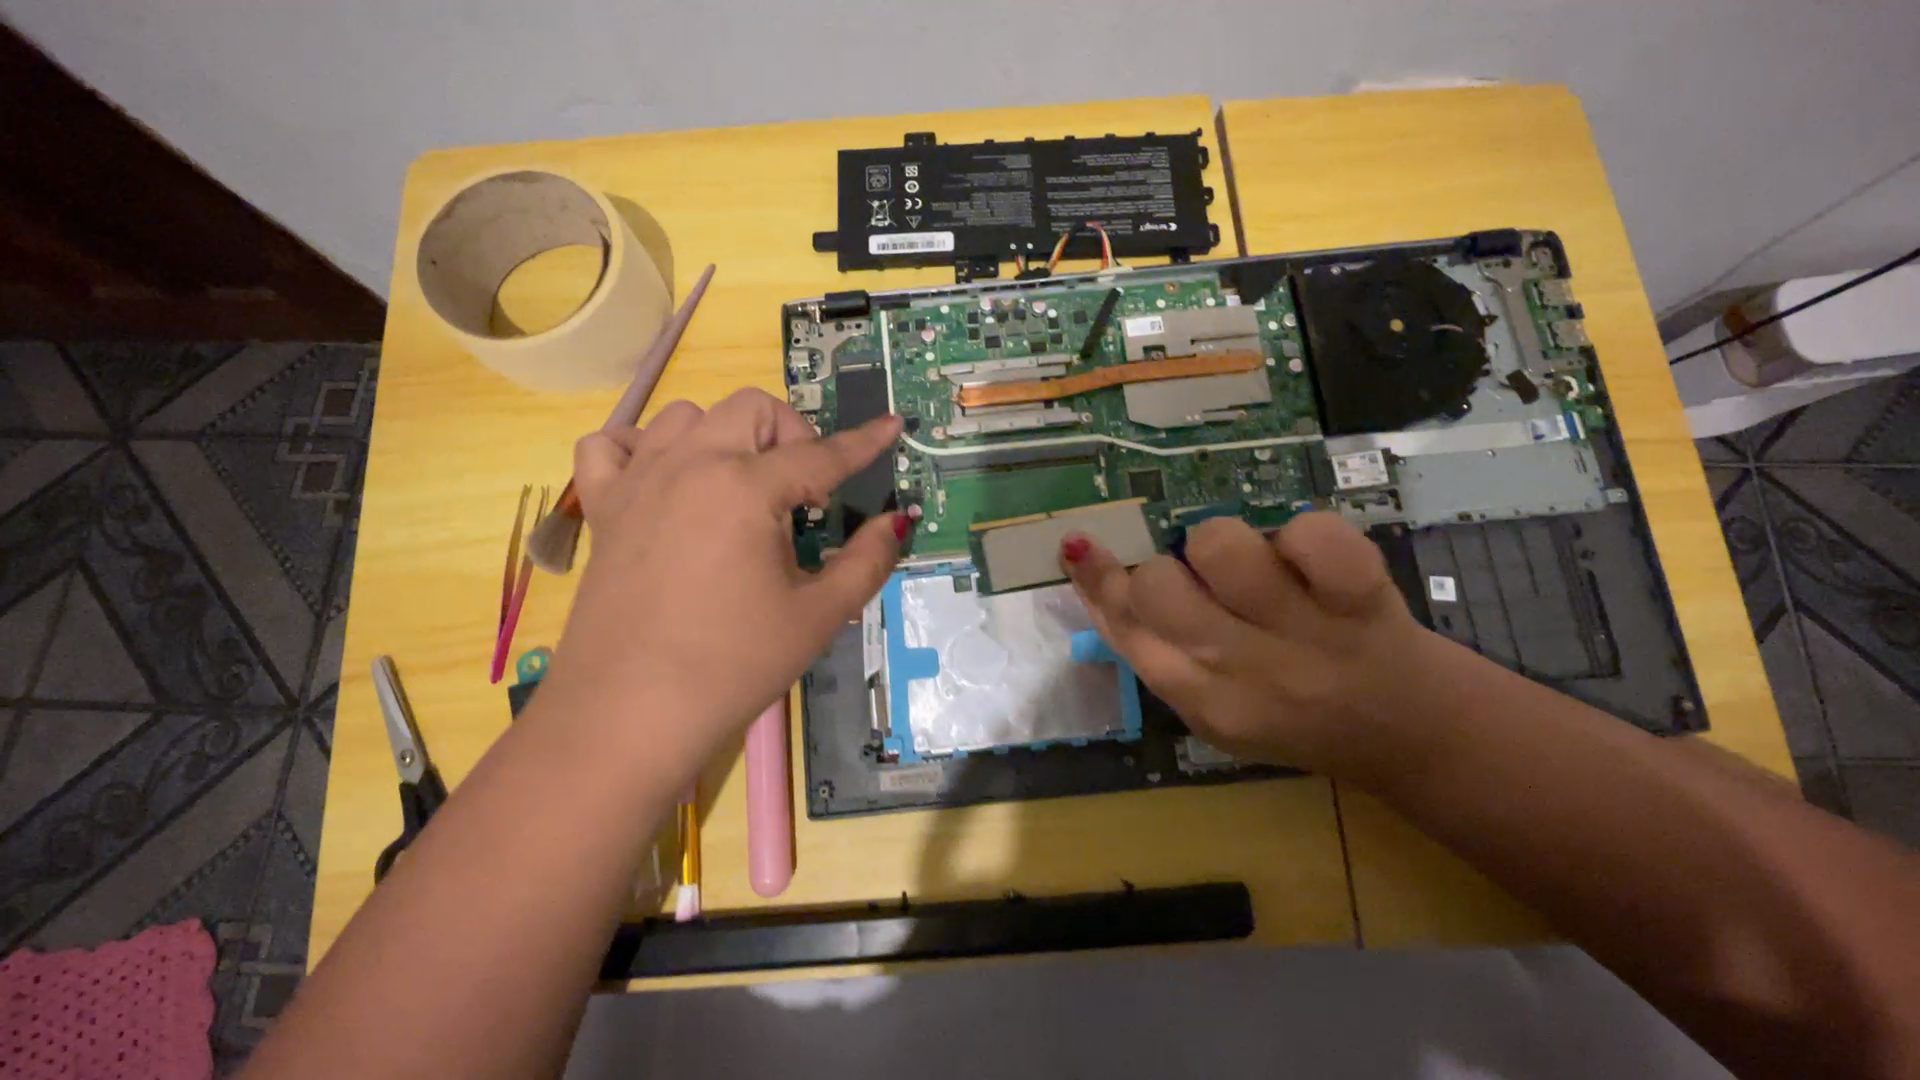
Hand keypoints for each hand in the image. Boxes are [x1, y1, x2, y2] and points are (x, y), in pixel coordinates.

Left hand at [550, 388, 905, 766]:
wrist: (630, 713)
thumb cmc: (734, 666)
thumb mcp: (818, 617)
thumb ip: (865, 561)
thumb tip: (893, 523)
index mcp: (746, 488)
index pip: (821, 454)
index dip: (863, 442)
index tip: (890, 424)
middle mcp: (690, 465)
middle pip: (751, 409)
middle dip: (791, 435)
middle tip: (803, 492)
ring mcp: (638, 481)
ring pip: (685, 416)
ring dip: (724, 437)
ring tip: (738, 488)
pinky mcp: (602, 509)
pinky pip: (610, 446)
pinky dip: (640, 449)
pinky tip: (663, 482)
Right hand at [1059, 512, 1442, 776]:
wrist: (1408, 736)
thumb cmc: (1296, 717)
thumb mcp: (1213, 705)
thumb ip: (1157, 649)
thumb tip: (1101, 580)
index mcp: (1203, 699)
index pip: (1128, 630)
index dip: (1098, 582)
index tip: (1080, 545)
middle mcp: (1245, 670)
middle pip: (1161, 585)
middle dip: (1170, 569)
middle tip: (1205, 583)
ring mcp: (1305, 634)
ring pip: (1221, 544)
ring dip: (1231, 546)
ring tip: (1262, 572)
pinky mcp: (1362, 599)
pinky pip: (1306, 531)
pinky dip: (1305, 535)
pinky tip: (1315, 565)